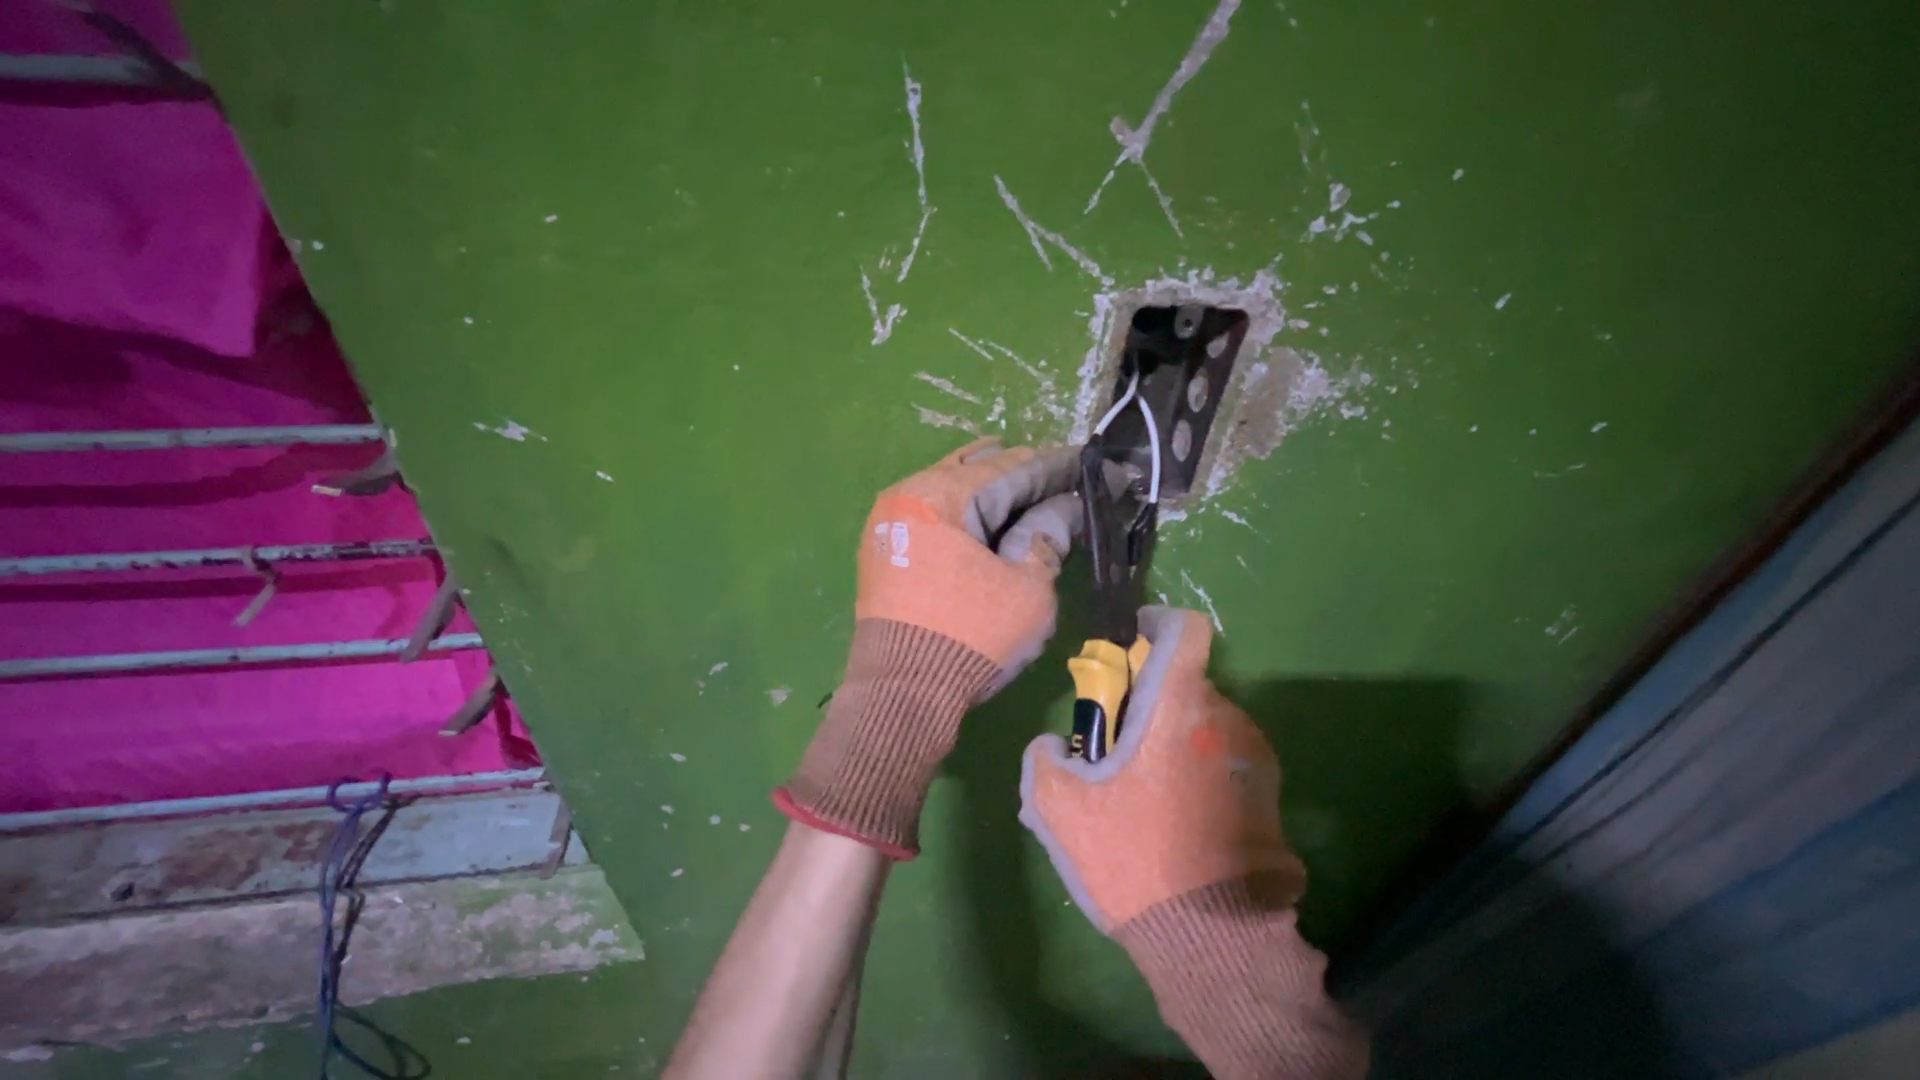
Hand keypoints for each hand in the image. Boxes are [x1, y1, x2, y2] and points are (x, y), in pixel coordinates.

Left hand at [775, 438, 1080, 858]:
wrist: (900, 694)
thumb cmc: (970, 639)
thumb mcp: (1028, 590)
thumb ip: (1047, 538)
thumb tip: (1062, 508)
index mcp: (940, 495)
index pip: (1011, 469)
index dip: (1057, 466)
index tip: (1091, 463)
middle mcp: (907, 494)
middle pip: (976, 470)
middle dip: (1023, 473)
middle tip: (1065, 477)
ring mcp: (889, 521)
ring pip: (951, 489)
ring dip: (992, 491)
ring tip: (1033, 490)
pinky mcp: (884, 549)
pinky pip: (935, 516)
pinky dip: (967, 513)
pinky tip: (991, 519)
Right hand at [1020, 605, 1303, 930]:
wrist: (1209, 938)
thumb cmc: (1134, 857)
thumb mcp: (1061, 810)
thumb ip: (1045, 760)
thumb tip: (1053, 746)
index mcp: (1178, 708)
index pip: (1184, 630)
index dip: (1157, 625)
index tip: (1133, 647)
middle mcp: (1227, 720)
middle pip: (1188, 684)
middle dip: (1153, 701)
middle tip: (1121, 746)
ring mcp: (1256, 760)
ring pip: (1210, 725)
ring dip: (1179, 739)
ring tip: (1151, 791)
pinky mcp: (1272, 799)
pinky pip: (1229, 762)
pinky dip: (1203, 771)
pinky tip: (1181, 821)